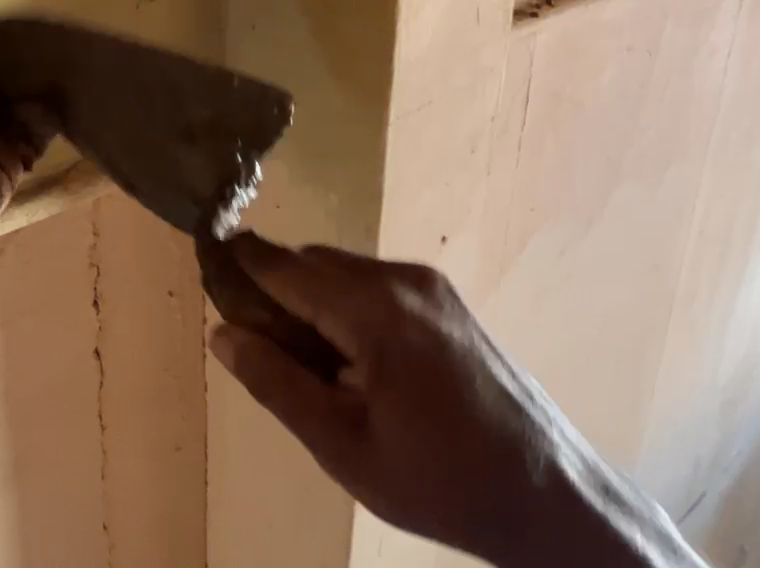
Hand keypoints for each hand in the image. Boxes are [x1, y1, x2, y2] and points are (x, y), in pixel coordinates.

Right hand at [209, 236, 686, 567]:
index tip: (204, 257)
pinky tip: (351, 356)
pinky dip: (344, 303)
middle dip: (274, 287)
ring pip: (342, 270)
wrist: (555, 501)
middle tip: (254, 340)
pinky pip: (373, 283)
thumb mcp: (342, 445)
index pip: (283, 266)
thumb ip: (275, 382)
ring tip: (306, 359)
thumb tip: (221, 333)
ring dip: (310, 296)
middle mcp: (402, 279)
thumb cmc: (440, 481)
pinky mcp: (447, 301)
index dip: (238, 262)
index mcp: (374, 309)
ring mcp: (430, 286)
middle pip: (312, 262)